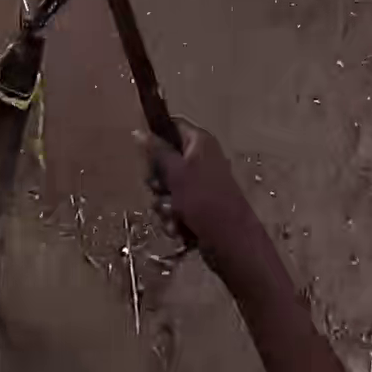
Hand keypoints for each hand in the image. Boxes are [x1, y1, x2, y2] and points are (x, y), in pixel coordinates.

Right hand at [138, 121, 263, 265]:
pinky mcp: (199, 206)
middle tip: (158, 188)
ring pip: (168, 186)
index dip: (156, 137)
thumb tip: (138, 130)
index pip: (171, 126)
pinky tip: (177, 228)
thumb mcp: (176, 172)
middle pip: (165, 159)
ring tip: (171, 215)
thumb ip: (156, 151)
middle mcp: (201, 158)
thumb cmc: (204, 201)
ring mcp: (201, 184)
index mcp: (199, 142)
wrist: (233, 245)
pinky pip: (176, 205)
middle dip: (158, 179)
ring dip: (164, 203)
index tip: (144, 153)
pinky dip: (173, 216)